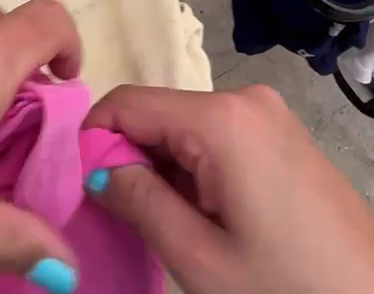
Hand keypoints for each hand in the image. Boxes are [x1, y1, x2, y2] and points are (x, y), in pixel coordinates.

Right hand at [85, 85, 373, 293]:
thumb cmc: (291, 290)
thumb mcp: (201, 259)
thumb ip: (139, 202)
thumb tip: (96, 168)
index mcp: (220, 118)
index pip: (128, 102)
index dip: (94, 140)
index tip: (82, 190)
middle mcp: (244, 99)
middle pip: (158, 114)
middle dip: (130, 161)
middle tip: (123, 223)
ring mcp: (269, 116)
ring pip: (186, 130)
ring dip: (164, 172)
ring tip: (169, 231)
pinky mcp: (284, 137)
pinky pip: (219, 140)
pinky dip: (196, 172)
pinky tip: (207, 221)